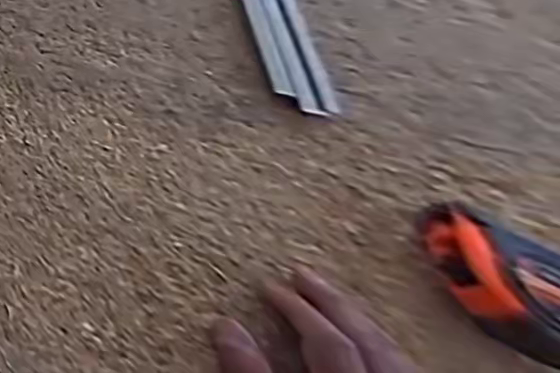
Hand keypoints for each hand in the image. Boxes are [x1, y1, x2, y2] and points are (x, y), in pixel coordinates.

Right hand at [214, 268, 418, 372]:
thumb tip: (225, 325)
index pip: (327, 341)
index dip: (297, 310)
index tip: (267, 285)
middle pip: (371, 345)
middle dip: (335, 305)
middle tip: (303, 273)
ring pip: (399, 360)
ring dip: (366, 326)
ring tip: (339, 303)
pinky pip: (409, 371)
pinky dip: (390, 351)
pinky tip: (376, 345)